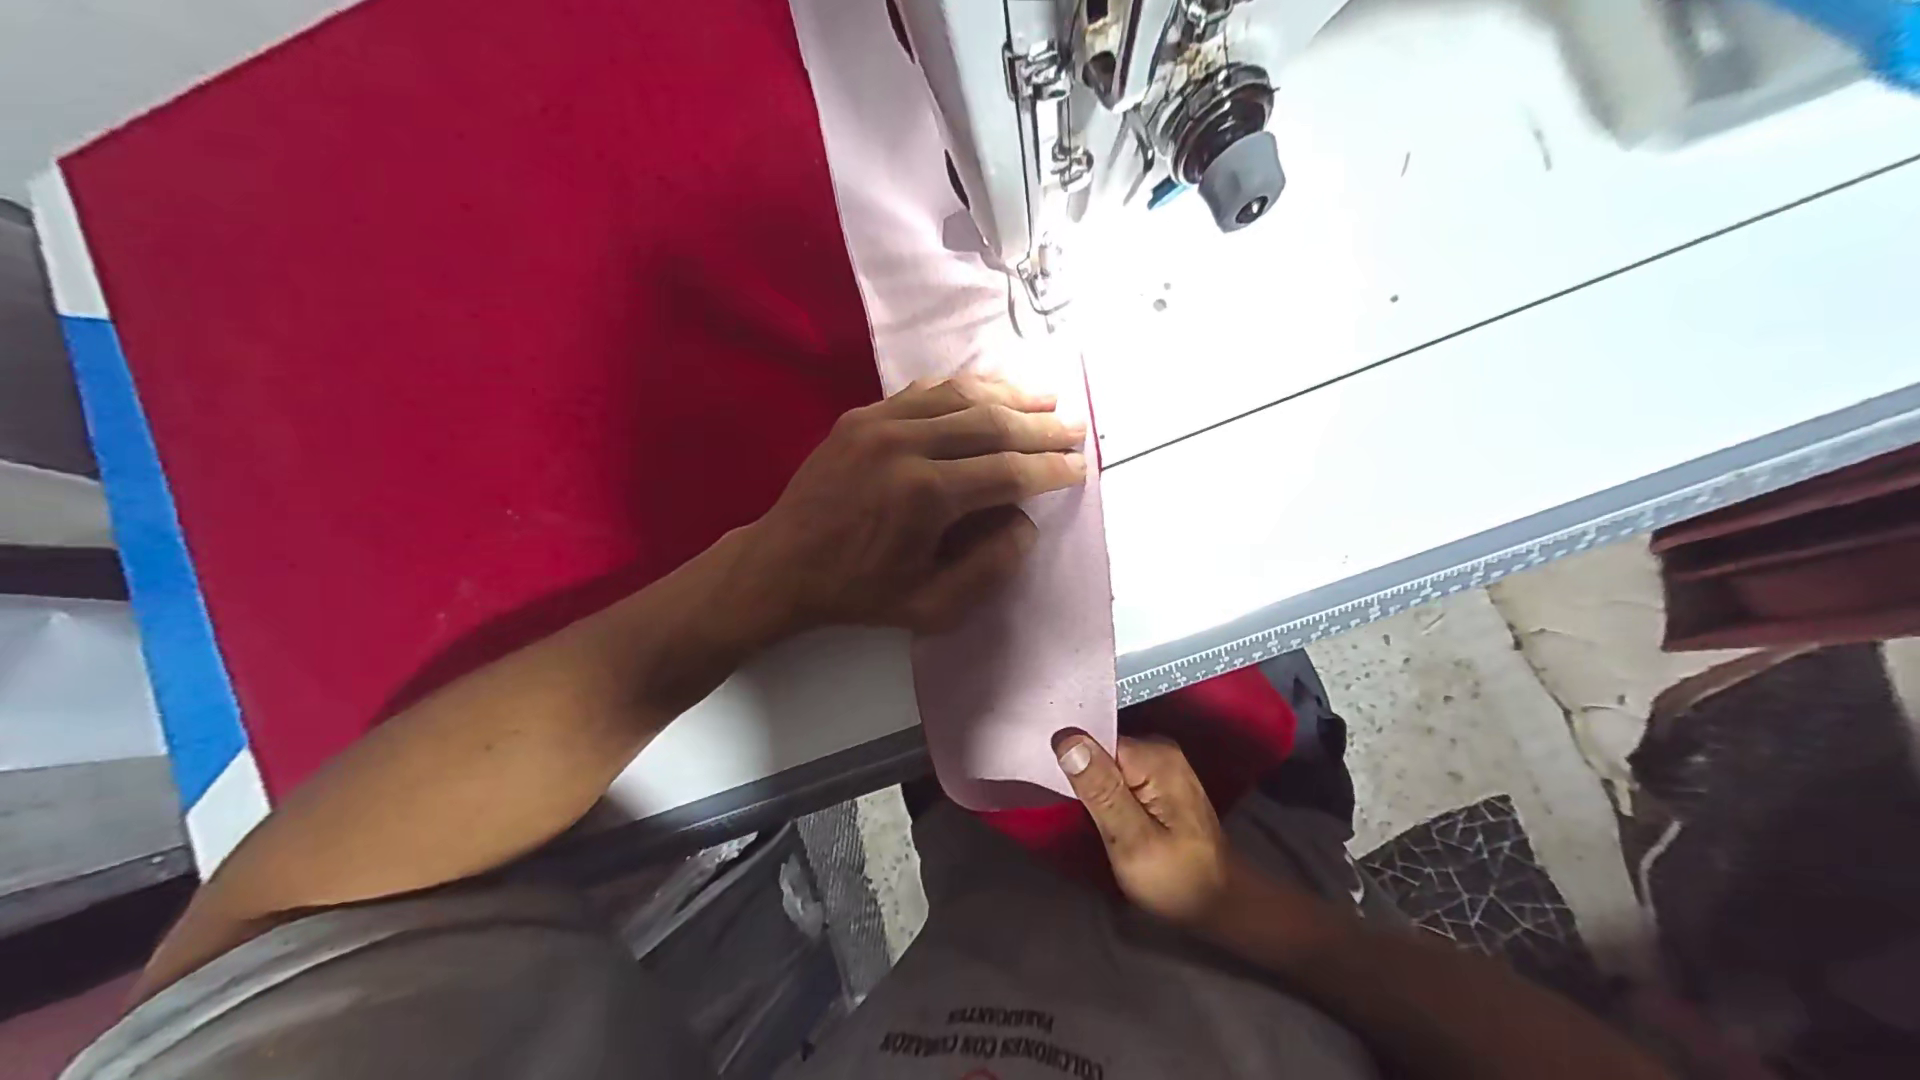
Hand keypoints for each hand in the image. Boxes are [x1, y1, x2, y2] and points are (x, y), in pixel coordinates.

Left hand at [742, 375, 1086, 634]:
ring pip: (961, 395)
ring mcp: (880, 423)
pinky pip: (925, 391)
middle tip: (1074, 428)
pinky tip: (987, 392)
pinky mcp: (862, 415)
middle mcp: (907, 446)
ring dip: (1009, 396)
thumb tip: (1024, 521)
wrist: (782, 564)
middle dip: (1041, 426)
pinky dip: (964, 388)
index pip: (1008, 472)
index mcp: (926, 495)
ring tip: (1044, 398)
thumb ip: (989, 568)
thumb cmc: (858, 591)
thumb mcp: (930, 607)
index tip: (1079, 466)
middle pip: (992, 424)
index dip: (1051, 468)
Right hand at [1056, 733, 1233, 927]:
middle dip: (1080, 773)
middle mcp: (1159, 749)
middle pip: (1100, 747)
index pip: (1094, 740)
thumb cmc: (1178, 881)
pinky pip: (1118, 772)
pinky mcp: (1158, 779)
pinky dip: (1105, 789)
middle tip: (1071, 807)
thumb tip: (1067, 739)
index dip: (1071, 761)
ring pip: (1107, 761)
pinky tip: (1101, 811)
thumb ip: (1101, 790)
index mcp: (1154, 758)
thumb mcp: (1133, 842)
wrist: (1222, 906)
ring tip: (1083, 812)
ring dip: (1091, 783)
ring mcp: (1161, 764)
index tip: (1056, 787)